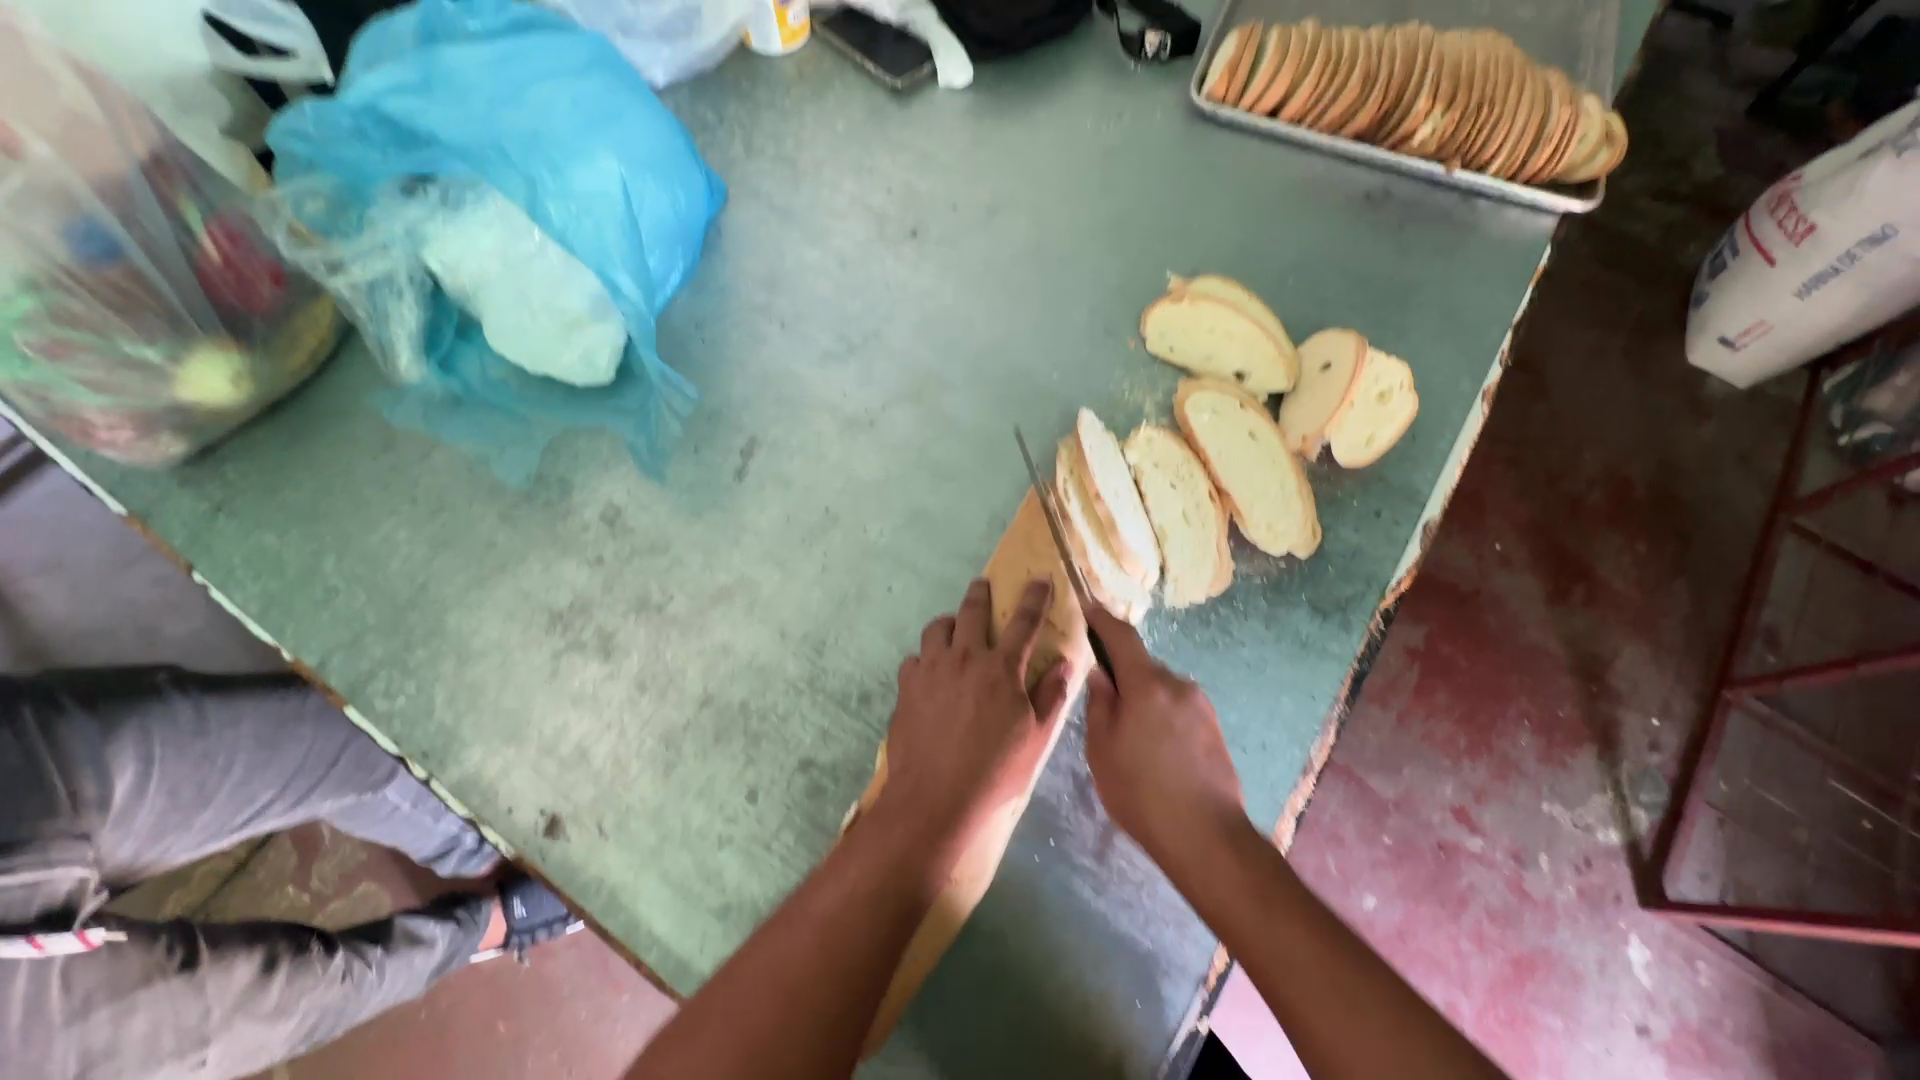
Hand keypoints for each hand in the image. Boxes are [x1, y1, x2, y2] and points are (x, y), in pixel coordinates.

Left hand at [878, 578, 1074, 851]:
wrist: (936, 798)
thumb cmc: (995, 772)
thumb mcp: (1036, 739)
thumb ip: (1050, 697)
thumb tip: (1064, 664)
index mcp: (1001, 669)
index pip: (1024, 622)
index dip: (1034, 598)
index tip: (1040, 579)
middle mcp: (964, 659)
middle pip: (972, 612)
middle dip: (981, 594)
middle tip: (983, 586)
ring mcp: (930, 671)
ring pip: (937, 629)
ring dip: (949, 623)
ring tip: (954, 629)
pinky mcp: (906, 688)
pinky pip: (914, 659)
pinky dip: (925, 658)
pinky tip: (929, 672)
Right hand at [1082, 606, 1246, 869]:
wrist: (1205, 835)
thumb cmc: (1141, 792)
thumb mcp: (1102, 750)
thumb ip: (1100, 705)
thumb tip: (1101, 674)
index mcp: (1147, 685)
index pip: (1122, 637)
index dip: (1103, 619)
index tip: (1088, 606)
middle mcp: (1178, 685)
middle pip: (1143, 667)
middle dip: (1122, 676)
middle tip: (1102, 705)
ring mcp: (1201, 706)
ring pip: (1160, 690)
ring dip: (1142, 701)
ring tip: (1128, 740)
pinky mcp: (1213, 728)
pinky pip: (1177, 709)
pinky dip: (1160, 717)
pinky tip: (1154, 753)